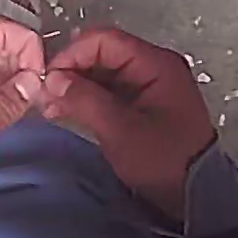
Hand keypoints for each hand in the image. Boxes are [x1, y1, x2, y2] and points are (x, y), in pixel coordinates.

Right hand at [43, 27, 215, 219]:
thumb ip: (85, 99)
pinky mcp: (137, 103)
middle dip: (69, 71)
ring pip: (98, 71)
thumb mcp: (120, 129)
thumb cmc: (162, 160)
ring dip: (72, 86)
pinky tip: (64, 111)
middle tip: (45, 96)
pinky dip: (82, 97)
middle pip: (100, 53)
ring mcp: (145, 85)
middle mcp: (151, 67)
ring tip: (51, 107)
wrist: (192, 196)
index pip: (104, 40)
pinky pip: (103, 89)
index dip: (72, 55)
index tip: (49, 79)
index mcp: (155, 64)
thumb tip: (52, 79)